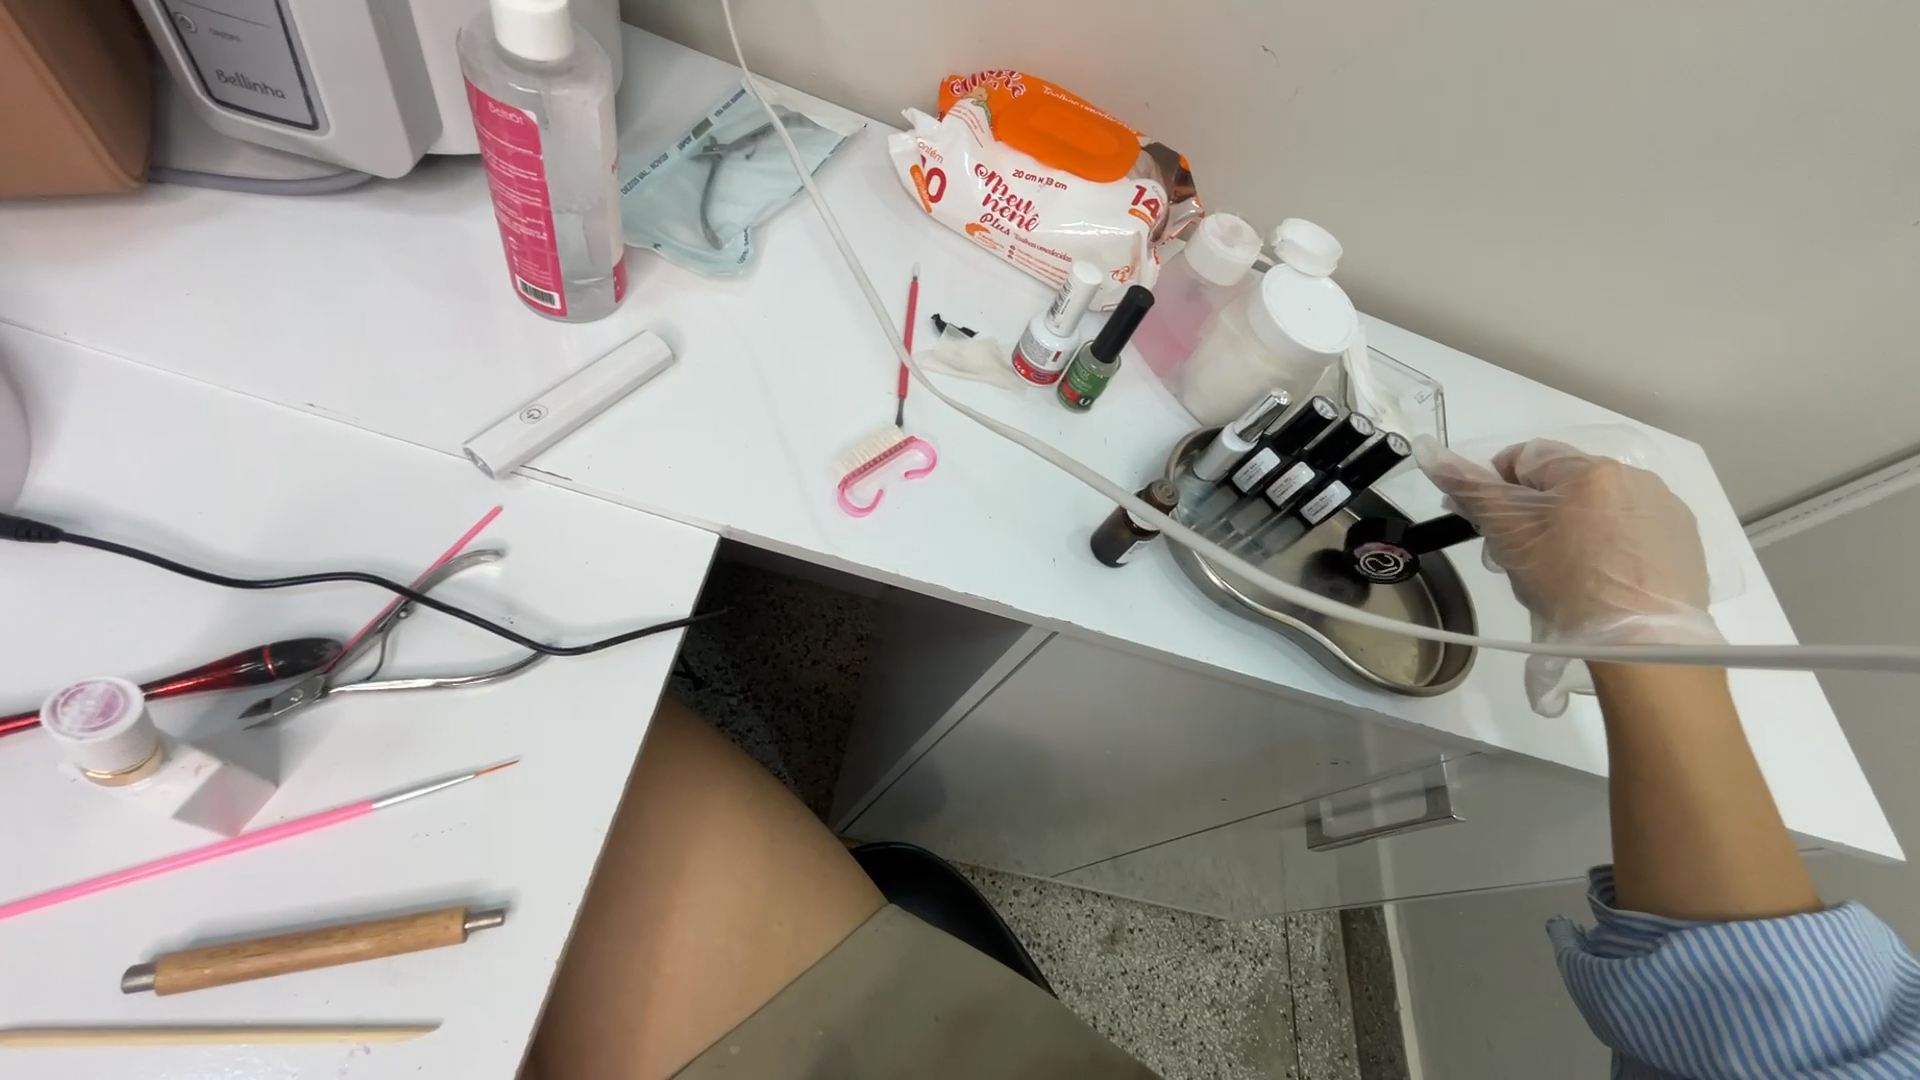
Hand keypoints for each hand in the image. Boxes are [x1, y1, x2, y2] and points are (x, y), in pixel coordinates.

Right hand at [1417, 438, 1722, 714]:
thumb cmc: (1564, 579)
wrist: (1639, 640)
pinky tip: (1599, 576)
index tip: (1495, 525)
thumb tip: (1428, 450)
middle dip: (1533, 509)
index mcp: (1588, 469)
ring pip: (1595, 504)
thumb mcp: (1505, 532)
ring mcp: (1664, 508)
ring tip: (1562, 568)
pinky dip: (1607, 543)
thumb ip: (1468, 488)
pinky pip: (1630, 527)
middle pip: (1561, 481)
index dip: (1497, 488)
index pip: (1524, 456)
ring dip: (1570, 524)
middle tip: (1522, 552)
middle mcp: (1634, 476)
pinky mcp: (1682, 540)